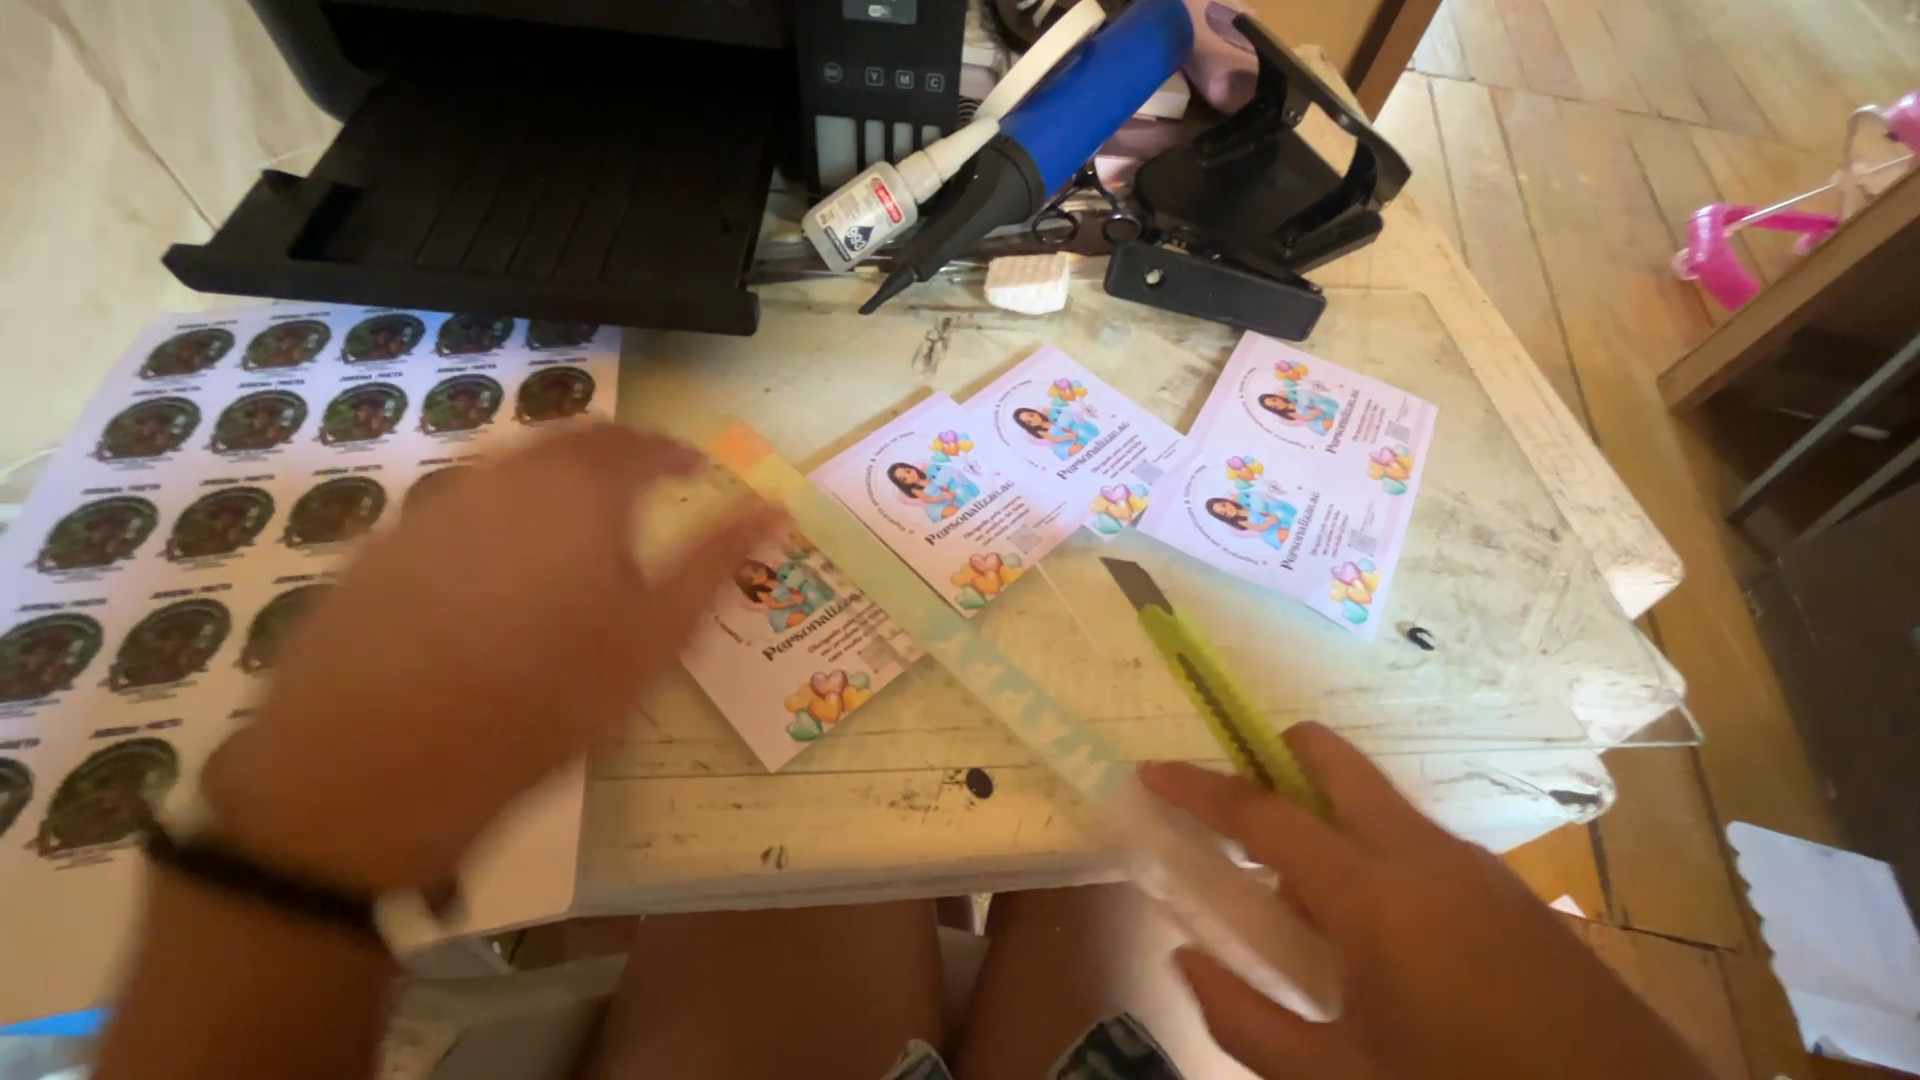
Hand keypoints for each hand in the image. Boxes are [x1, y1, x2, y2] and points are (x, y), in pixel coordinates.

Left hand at [201, 425, 781, 893]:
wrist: (381, 765)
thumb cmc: (551, 696)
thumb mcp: (657, 634)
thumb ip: (717, 561)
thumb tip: (774, 509)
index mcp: (580, 490)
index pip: (642, 444)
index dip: (677, 454)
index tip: (698, 472)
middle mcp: (505, 477)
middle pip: (573, 442)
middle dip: (619, 457)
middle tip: (649, 488)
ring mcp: (435, 506)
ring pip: (512, 470)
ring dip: (559, 481)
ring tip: (583, 525)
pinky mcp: (385, 546)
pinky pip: (463, 507)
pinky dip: (504, 515)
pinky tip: (506, 569)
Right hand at [1139, 725, 1714, 1079]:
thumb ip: (1247, 1022)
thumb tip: (1184, 958)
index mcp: (1373, 895)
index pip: (1261, 815)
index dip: (1197, 787)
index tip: (1151, 769)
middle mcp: (1423, 857)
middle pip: (1335, 763)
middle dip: (1276, 754)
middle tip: (1233, 789)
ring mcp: (1476, 870)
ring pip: (1377, 806)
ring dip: (1322, 818)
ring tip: (1296, 898)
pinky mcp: (1512, 897)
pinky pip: (1416, 846)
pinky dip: (1369, 855)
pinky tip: (1375, 940)